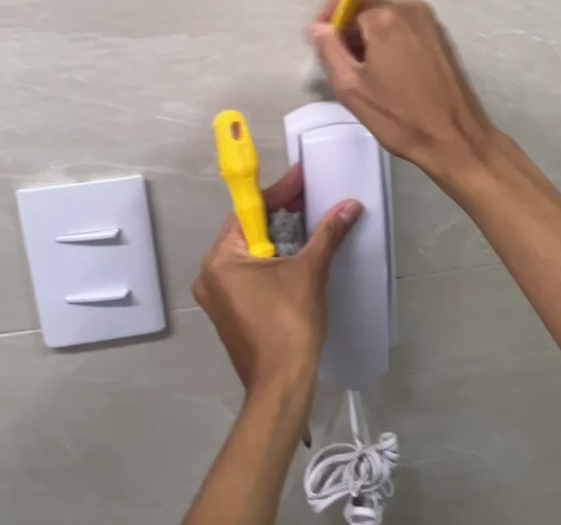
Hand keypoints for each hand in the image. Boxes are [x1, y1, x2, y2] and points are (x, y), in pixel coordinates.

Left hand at [193, 162, 360, 395]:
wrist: (282, 384)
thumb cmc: (289, 324)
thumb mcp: (310, 271)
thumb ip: (327, 233)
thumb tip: (349, 205)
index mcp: (221, 259)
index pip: (249, 211)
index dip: (279, 193)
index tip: (302, 177)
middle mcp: (210, 275)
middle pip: (249, 230)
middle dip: (280, 213)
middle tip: (309, 197)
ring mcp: (218, 297)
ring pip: (250, 253)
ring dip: (278, 237)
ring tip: (307, 221)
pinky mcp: (230, 312)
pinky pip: (249, 273)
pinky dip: (272, 260)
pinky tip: (296, 254)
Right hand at [306, 0, 503, 187]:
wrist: (456, 138)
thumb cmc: (400, 116)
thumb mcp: (352, 88)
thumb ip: (329, 50)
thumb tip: (317, 27)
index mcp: (386, 16)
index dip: (328, 17)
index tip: (323, 46)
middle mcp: (410, 8)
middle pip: (366, 5)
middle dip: (349, 31)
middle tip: (345, 68)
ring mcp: (430, 21)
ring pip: (385, 18)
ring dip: (369, 39)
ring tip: (368, 76)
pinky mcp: (441, 36)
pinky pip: (404, 28)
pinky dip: (390, 43)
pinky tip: (391, 75)